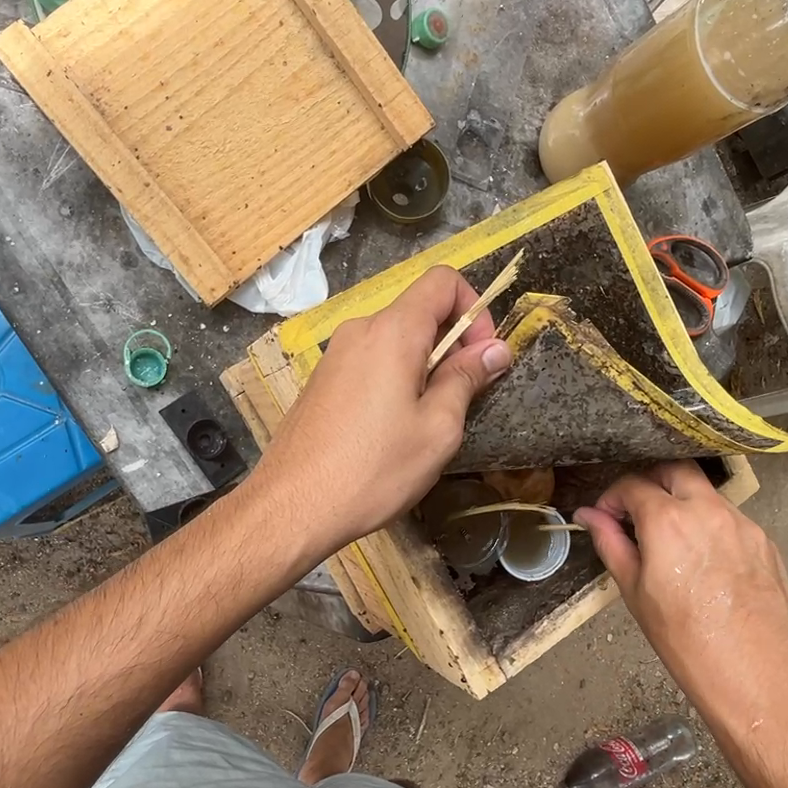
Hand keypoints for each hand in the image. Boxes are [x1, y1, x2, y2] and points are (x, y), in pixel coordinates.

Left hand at [256, 266, 513, 546]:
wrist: (292, 507)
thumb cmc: (373, 469)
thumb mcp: (437, 429)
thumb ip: (466, 379)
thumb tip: (495, 349)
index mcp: (392, 332)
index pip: (443, 281)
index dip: (474, 309)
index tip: (482, 356)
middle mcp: (360, 331)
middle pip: (418, 312)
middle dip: (451, 343)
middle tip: (463, 397)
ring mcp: (335, 356)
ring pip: (394, 341)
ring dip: (424, 366)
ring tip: (428, 420)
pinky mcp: (322, 381)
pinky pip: (370, 363)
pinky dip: (394, 380)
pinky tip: (392, 429)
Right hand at [573, 461, 787, 726]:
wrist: (757, 677)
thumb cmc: (685, 641)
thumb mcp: (634, 592)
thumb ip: (611, 544)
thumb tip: (589, 514)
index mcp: (668, 521)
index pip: (633, 485)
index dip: (613, 497)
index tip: (606, 516)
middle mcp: (709, 510)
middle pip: (676, 470)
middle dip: (651, 481)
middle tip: (637, 510)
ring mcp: (743, 524)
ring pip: (707, 493)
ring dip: (683, 502)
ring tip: (671, 541)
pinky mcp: (766, 542)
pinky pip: (731, 519)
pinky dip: (710, 525)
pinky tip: (704, 561)